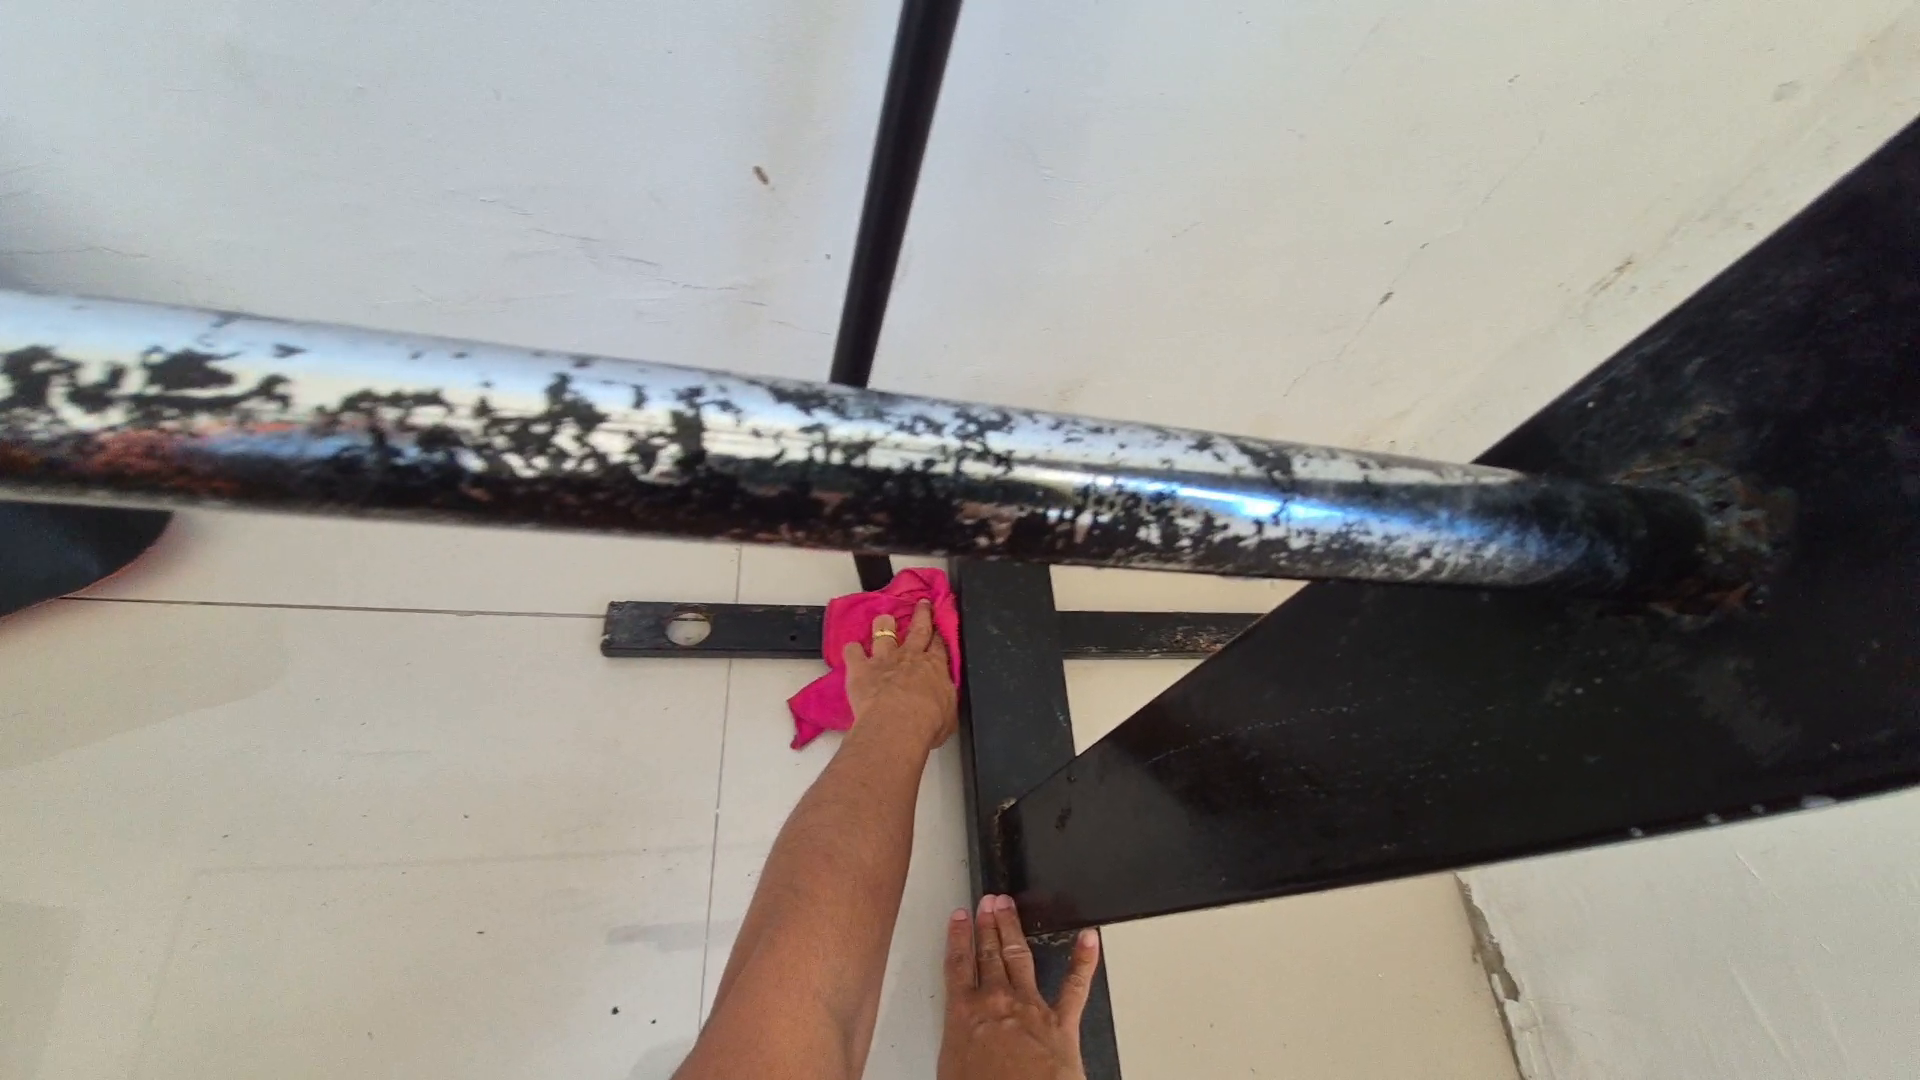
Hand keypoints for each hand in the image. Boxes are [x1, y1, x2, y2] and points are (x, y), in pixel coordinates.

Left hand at [843, 599, 957, 750]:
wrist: (898, 724)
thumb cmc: (928, 722)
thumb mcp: (949, 712)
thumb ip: (945, 699)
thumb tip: (943, 698)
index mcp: (934, 667)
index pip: (939, 644)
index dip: (939, 632)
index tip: (939, 624)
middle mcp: (910, 656)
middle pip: (918, 629)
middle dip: (922, 614)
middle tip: (923, 603)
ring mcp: (883, 659)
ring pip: (883, 632)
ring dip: (883, 625)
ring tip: (883, 619)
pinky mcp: (860, 669)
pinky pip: (852, 652)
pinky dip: (852, 650)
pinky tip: (851, 650)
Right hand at [939, 894, 1101, 1079]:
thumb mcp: (952, 1070)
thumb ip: (957, 1044)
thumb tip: (961, 1046)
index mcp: (965, 1014)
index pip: (958, 965)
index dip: (959, 937)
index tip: (960, 916)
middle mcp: (996, 1001)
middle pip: (989, 954)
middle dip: (988, 925)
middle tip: (989, 901)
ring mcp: (1030, 1007)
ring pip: (1019, 957)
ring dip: (1014, 929)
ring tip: (1010, 907)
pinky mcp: (1061, 1022)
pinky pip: (1076, 985)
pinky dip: (1084, 960)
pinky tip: (1089, 938)